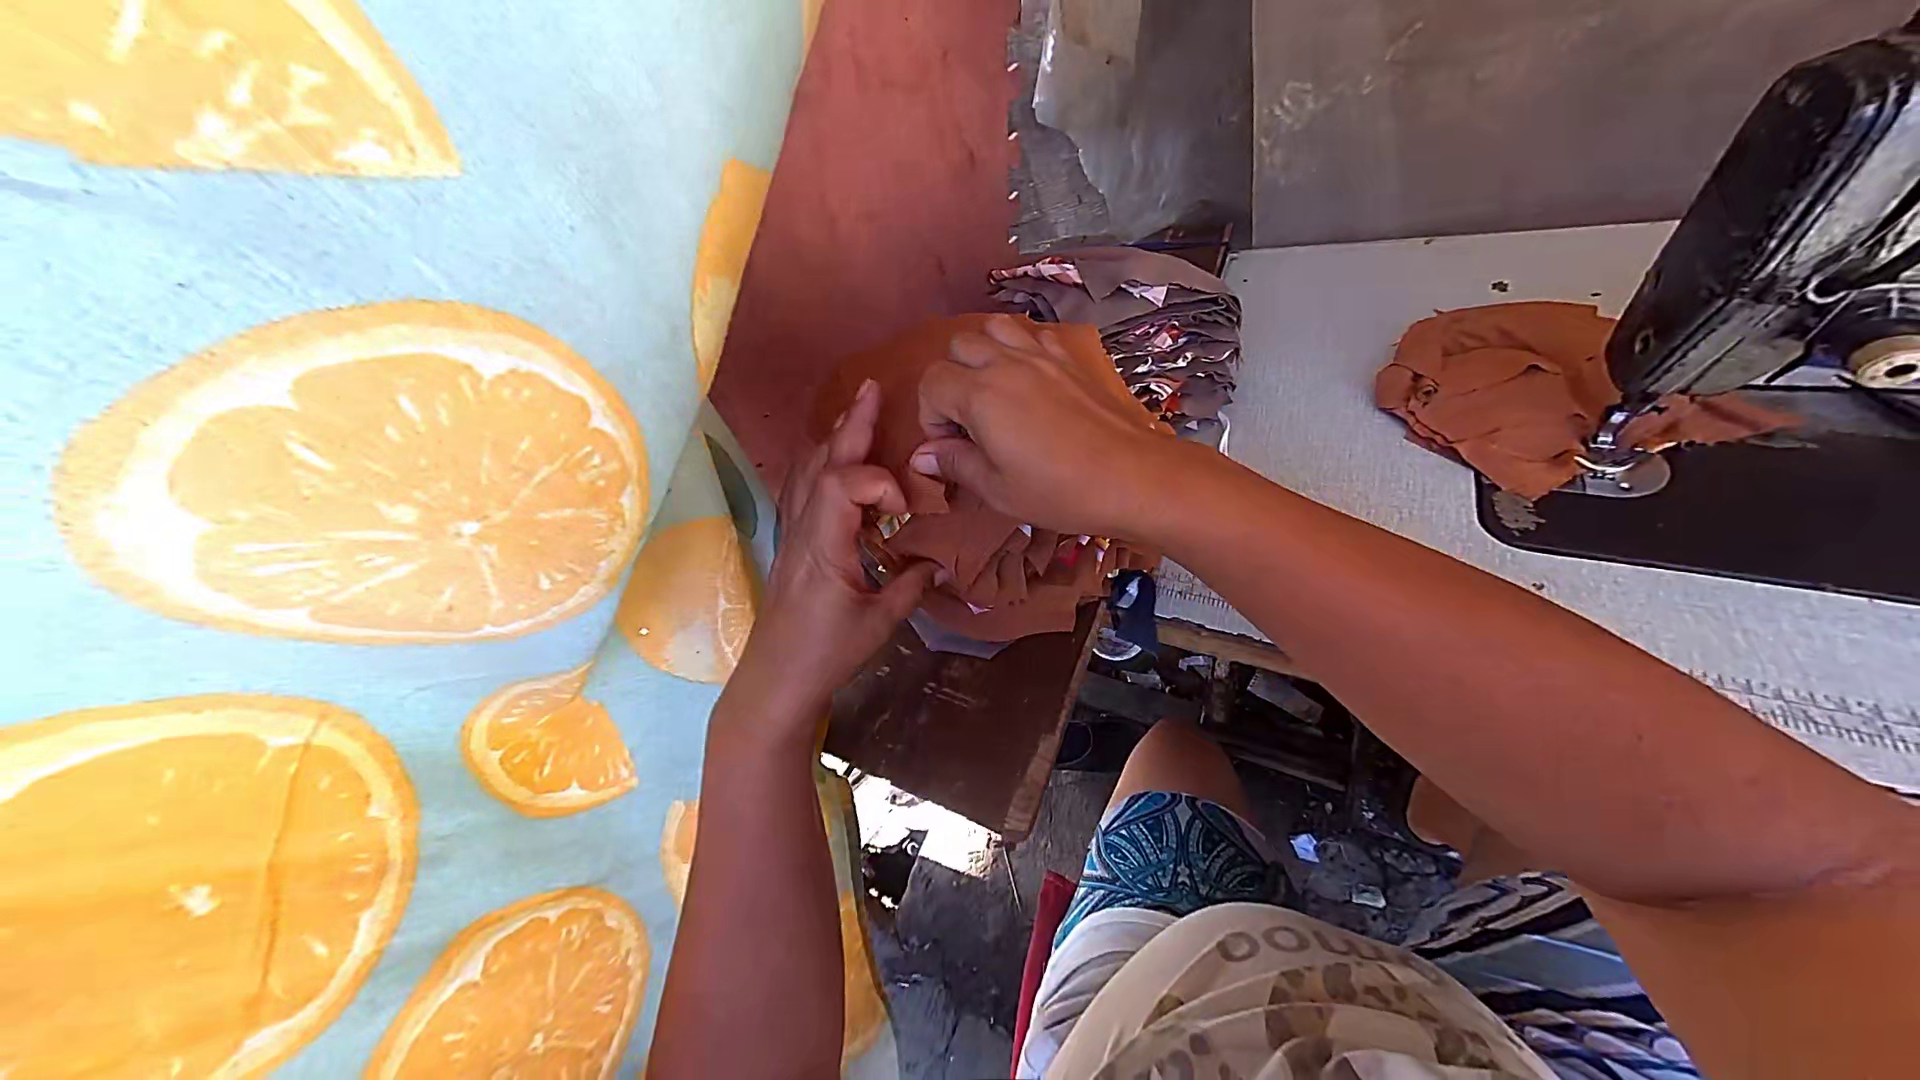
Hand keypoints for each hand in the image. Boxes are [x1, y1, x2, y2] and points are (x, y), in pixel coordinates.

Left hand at [723, 379, 938, 732]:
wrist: (776, 677)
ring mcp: (794, 534)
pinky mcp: (794, 543)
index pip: (844, 485)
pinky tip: (833, 460)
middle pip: (824, 465)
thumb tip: (939, 562)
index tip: (903, 507)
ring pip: (808, 473)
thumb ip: (912, 585)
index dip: (878, 481)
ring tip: (856, 413)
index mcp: (824, 547)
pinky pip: (803, 490)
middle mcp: (804, 530)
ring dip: (834, 440)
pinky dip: (822, 465)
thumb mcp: (880, 623)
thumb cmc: (827, 653)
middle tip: (872, 390)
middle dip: (851, 426)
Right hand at [910, 314, 1175, 537]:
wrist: (1135, 477)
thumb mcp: (999, 490)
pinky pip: (1035, 333)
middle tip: (970, 419)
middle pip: (958, 346)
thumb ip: (956, 464)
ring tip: (995, 390)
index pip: (932, 382)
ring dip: (984, 353)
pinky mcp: (1073, 357)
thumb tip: (921, 456)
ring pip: (995, 327)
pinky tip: (1033, 379)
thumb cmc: (1062, 492)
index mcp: (981, 395)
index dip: (931, 415)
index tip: (951, 444)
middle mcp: (1008, 363)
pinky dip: (1022, 347)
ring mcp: (1044, 354)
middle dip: (952, 379)